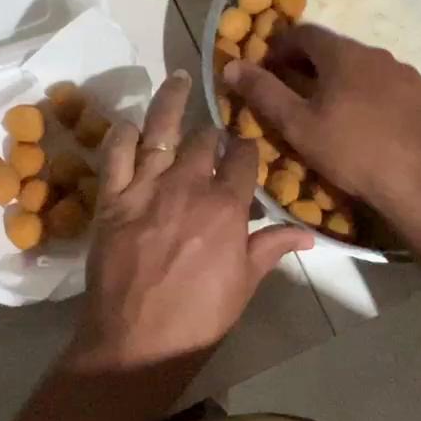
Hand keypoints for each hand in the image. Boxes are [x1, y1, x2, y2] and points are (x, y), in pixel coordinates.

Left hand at [67, 71, 312, 385]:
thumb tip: (309, 233)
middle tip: (212, 133)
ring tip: (178, 77)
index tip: (246, 150)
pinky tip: (130, 123)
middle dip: (212, 133)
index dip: (247, 150)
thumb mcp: (245, 284)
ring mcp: (146, 189)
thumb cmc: (199, 319)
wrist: (138, 342)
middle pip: (204, 141)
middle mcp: (188, 186)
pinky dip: (122, 134)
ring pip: (160, 131)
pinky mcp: (111, 200)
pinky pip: (116, 154)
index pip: (243, 159)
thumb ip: (272, 248)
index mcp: (227, 207)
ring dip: (171, 102)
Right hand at [222, 24, 420, 228]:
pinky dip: (364, 92)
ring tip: (325, 109)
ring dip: (337, 79)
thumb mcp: (298, 126)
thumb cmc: (352, 152)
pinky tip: (362, 122)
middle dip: (306, 65)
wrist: (420, 183)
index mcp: (343, 54)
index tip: (265, 71)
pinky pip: (384, 84)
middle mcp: (375, 52)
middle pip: (332, 48)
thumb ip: (264, 93)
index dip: (278, 48)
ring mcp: (404, 72)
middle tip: (290, 93)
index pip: (303, 33)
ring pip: (360, 66)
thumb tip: (232, 66)